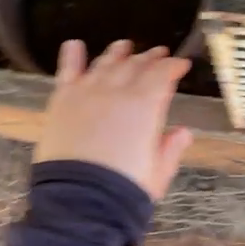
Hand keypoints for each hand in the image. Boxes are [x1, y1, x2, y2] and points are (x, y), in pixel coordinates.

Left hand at [35, 40, 193, 199]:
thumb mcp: (158, 173)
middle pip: (135, 65)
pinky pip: (68, 71)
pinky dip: (72, 56)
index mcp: (145, 107)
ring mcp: (87, 93)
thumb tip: (183, 132)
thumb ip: (170, 149)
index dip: (173, 66)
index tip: (180, 64)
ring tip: (124, 46)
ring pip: (105, 64)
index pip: (162, 75)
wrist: (82, 201)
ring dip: (117, 53)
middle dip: (149, 58)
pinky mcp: (62, 102)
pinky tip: (74, 44)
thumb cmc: (125, 190)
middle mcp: (117, 92)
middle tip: (157, 53)